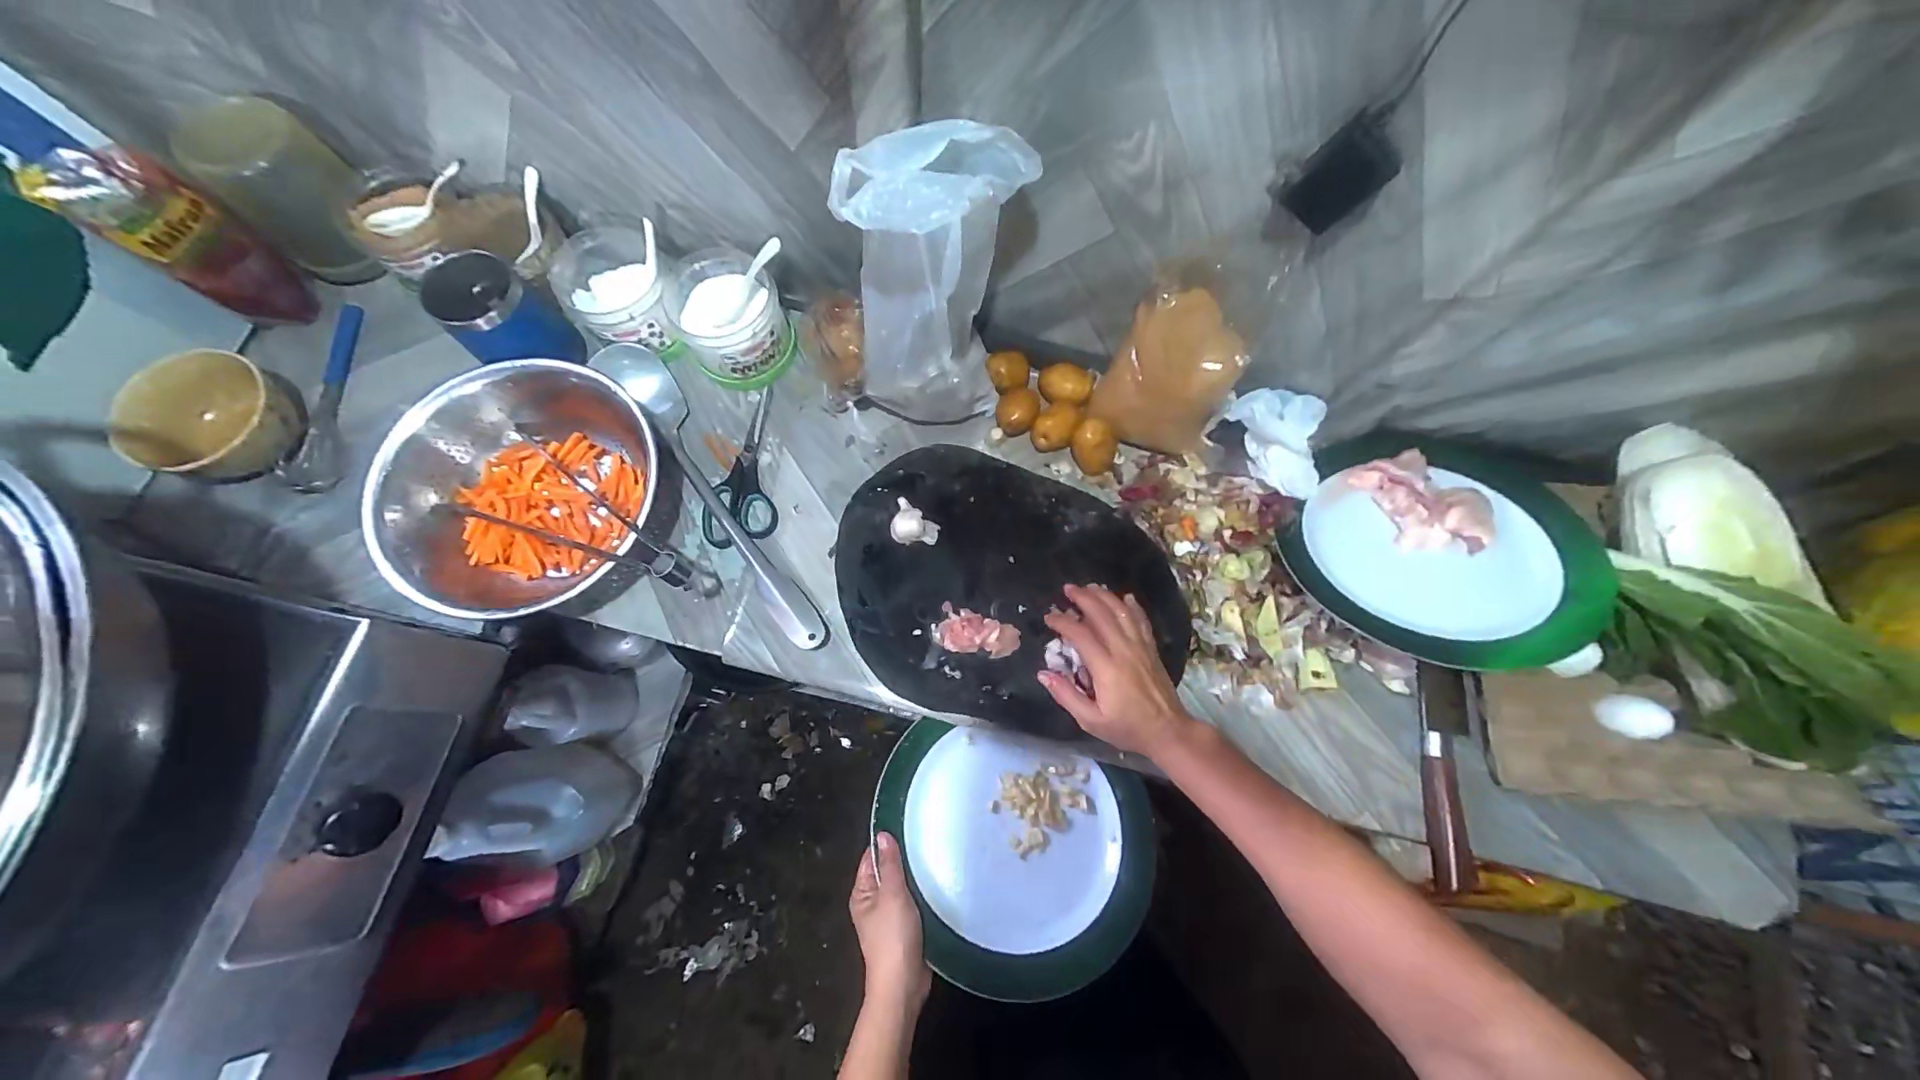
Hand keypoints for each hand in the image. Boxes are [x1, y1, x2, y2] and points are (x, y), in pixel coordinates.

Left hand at [849, 832, 930, 1011]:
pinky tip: (938, 888)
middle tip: (927, 845)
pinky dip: (923, 896)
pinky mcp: (906, 928)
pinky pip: (914, 903)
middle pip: (888, 871)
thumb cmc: (893, 937)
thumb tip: (882, 835)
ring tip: (936, 862)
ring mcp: (889, 916)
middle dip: (905, 861)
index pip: (871, 857)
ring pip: (904, 887)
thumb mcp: (891, 894)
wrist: (904, 984)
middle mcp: (872, 902)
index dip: (887, 844)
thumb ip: (889, 864)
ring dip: (917, 879)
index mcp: (861, 893)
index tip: (910, 830)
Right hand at [1040, 583, 1196, 757]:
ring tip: (1090, 587)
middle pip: (1102, 614)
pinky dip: (1132, 607)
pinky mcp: (1151, 649)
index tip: (1049, 617)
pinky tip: (1125, 598)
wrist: (1167, 731)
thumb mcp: (1090, 720)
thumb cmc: (1126, 728)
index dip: (1062, 622)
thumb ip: (1066, 695)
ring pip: (1122, 612)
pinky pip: (1141, 621)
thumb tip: (1043, 674)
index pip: (1080, 634)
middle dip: (1083, 598)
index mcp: (1106, 668)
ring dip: (1105, 597)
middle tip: (1067, 589)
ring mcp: (1140, 647)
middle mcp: (1124, 651)